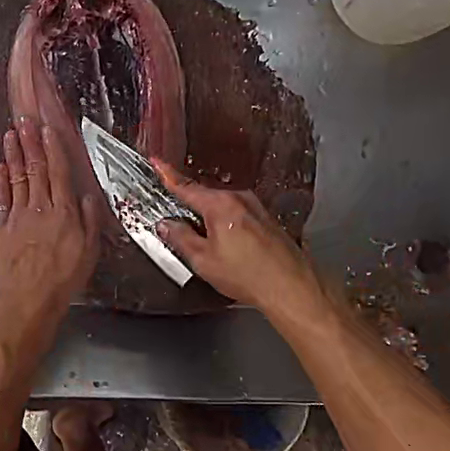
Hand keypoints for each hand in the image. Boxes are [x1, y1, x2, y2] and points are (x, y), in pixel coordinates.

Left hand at [0, 118, 97, 336]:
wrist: (28, 300)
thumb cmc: (63, 280)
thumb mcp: (89, 252)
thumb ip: (90, 220)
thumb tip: (89, 195)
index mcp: (64, 213)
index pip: (58, 172)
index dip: (52, 149)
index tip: (47, 130)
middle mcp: (39, 209)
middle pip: (34, 169)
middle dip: (30, 142)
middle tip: (24, 120)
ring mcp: (17, 217)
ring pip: (16, 179)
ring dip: (13, 155)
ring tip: (10, 135)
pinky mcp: (0, 228)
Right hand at [151, 159, 330, 326]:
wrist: (292, 288)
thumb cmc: (251, 276)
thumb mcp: (203, 260)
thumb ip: (180, 238)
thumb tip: (167, 225)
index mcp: (220, 205)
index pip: (186, 186)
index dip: (167, 174)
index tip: (157, 162)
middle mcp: (240, 200)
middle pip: (204, 196)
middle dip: (188, 207)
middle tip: (175, 225)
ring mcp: (256, 208)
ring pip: (221, 207)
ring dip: (208, 220)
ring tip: (206, 247)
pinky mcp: (266, 220)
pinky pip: (236, 215)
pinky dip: (225, 226)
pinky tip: (227, 249)